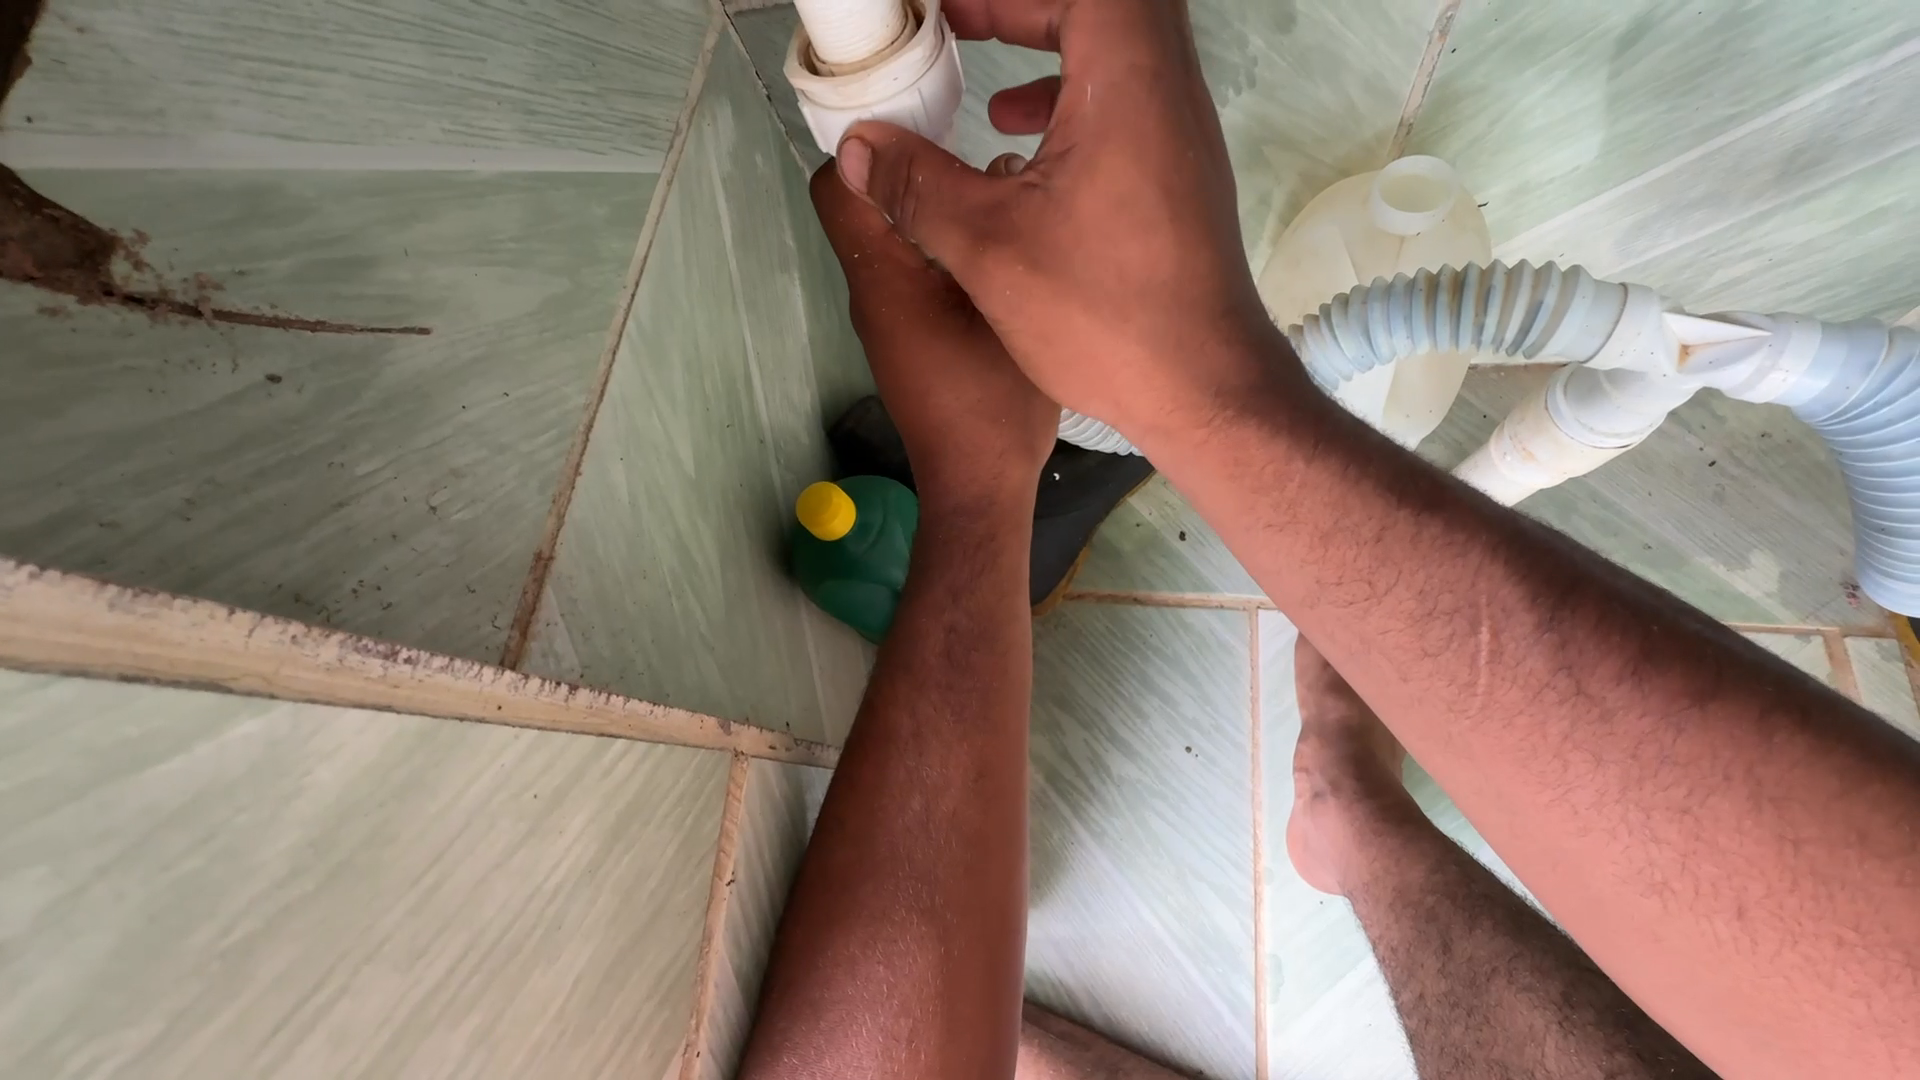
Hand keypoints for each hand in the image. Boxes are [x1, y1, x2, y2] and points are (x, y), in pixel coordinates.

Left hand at [810, 163, 1059, 507]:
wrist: (979, 485)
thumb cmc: (994, 404)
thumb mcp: (1004, 311)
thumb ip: (990, 236)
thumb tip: (990, 173)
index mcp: (884, 278)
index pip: (839, 183)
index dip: (869, 142)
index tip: (926, 122)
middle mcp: (872, 295)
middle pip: (868, 208)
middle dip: (912, 172)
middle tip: (978, 153)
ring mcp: (889, 323)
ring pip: (895, 243)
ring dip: (933, 215)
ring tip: (996, 198)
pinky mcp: (909, 343)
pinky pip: (912, 277)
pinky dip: (941, 254)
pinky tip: (994, 257)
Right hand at [831, 0, 1304, 445]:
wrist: (1201, 387)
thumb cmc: (1102, 314)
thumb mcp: (990, 247)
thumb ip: (918, 187)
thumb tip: (858, 149)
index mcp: (1128, 82)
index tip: (950, 14)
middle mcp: (1169, 93)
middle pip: (1104, 10)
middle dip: (1028, 11)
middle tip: (965, 30)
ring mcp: (1183, 141)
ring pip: (1120, 63)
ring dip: (1053, 63)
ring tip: (990, 101)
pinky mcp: (1181, 186)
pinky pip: (1129, 115)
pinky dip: (1077, 118)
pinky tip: (1032, 170)